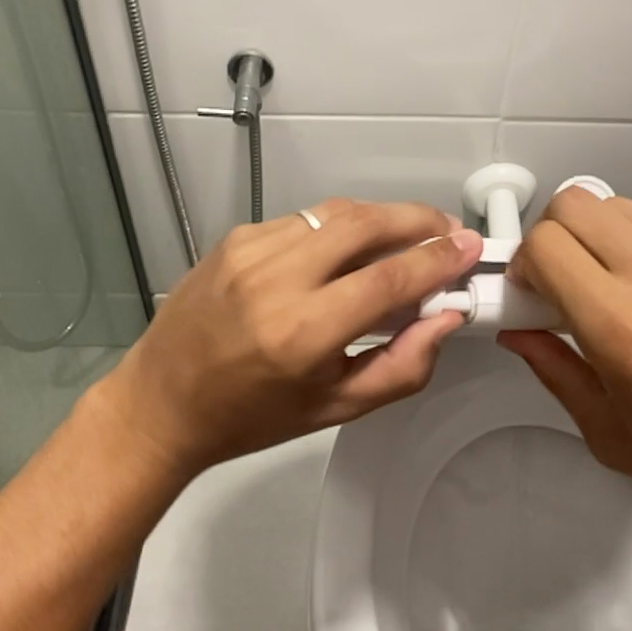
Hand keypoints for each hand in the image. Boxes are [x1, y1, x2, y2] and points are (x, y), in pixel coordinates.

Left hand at [96, 200, 483, 477]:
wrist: (161, 402)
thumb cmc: (251, 418)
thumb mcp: (336, 408)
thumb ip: (402, 365)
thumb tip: (447, 316)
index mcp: (302, 334)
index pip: (389, 279)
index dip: (438, 259)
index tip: (470, 247)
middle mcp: (276, 280)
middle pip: (366, 224)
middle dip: (419, 219)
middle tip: (449, 229)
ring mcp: (250, 250)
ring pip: (336, 212)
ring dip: (383, 216)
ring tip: (413, 231)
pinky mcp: (236, 237)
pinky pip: (304, 219)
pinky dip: (340, 226)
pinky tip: (353, 245)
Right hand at [499, 188, 631, 542]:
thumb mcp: (616, 436)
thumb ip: (556, 372)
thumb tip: (522, 334)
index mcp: (623, 327)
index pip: (543, 245)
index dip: (524, 265)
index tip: (531, 292)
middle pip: (573, 203)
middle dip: (553, 235)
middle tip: (564, 279)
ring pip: (621, 207)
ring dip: (602, 237)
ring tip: (619, 285)